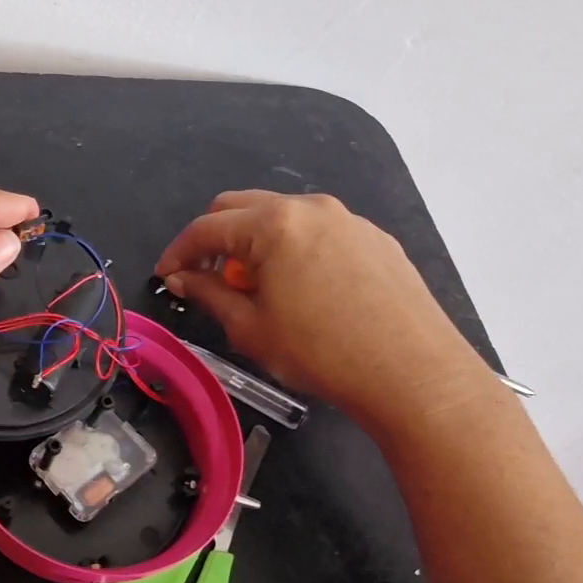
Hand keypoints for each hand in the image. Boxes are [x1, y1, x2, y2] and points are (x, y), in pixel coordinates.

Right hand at [154, 190, 504, 431]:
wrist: (415, 375)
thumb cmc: (321, 353)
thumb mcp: (250, 328)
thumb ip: (208, 293)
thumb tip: (182, 279)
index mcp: (273, 224)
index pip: (207, 228)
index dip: (179, 252)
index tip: (167, 276)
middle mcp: (310, 208)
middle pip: (241, 207)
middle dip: (215, 238)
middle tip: (207, 277)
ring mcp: (348, 220)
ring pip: (283, 216)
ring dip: (256, 242)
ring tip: (255, 286)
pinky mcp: (377, 239)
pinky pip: (319, 231)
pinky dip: (294, 248)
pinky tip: (301, 289)